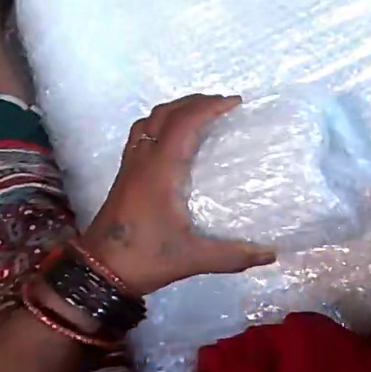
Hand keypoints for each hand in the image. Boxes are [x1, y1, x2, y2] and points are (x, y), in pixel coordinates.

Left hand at [81, 95, 275, 295]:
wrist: (100, 270)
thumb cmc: (146, 258)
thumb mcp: (194, 259)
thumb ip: (234, 256)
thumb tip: (271, 254)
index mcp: (161, 171)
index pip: (185, 123)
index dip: (210, 107)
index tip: (235, 103)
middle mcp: (144, 160)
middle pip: (166, 113)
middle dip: (195, 102)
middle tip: (223, 104)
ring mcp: (130, 166)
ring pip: (150, 121)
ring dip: (176, 109)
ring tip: (200, 113)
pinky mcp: (124, 175)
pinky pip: (141, 134)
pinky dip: (160, 124)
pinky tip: (173, 137)